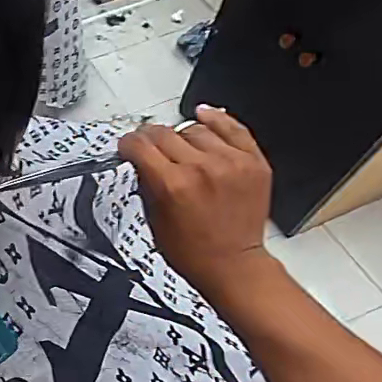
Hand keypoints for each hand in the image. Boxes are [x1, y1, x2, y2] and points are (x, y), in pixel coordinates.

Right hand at [119, 105, 275, 298]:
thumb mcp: (155, 221)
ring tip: (181, 149)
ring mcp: (231, 163)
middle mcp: (202, 169)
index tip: (128, 146)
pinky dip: (217, 120)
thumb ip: (147, 185)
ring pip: (196, 128)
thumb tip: (141, 161)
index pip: (140, 145)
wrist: (233, 265)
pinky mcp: (252, 162)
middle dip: (150, 139)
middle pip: (165, 133)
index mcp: (173, 185)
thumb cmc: (196, 253)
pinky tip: (205, 116)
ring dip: (183, 136)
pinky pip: (233, 128)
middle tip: (149, 146)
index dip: (128, 144)